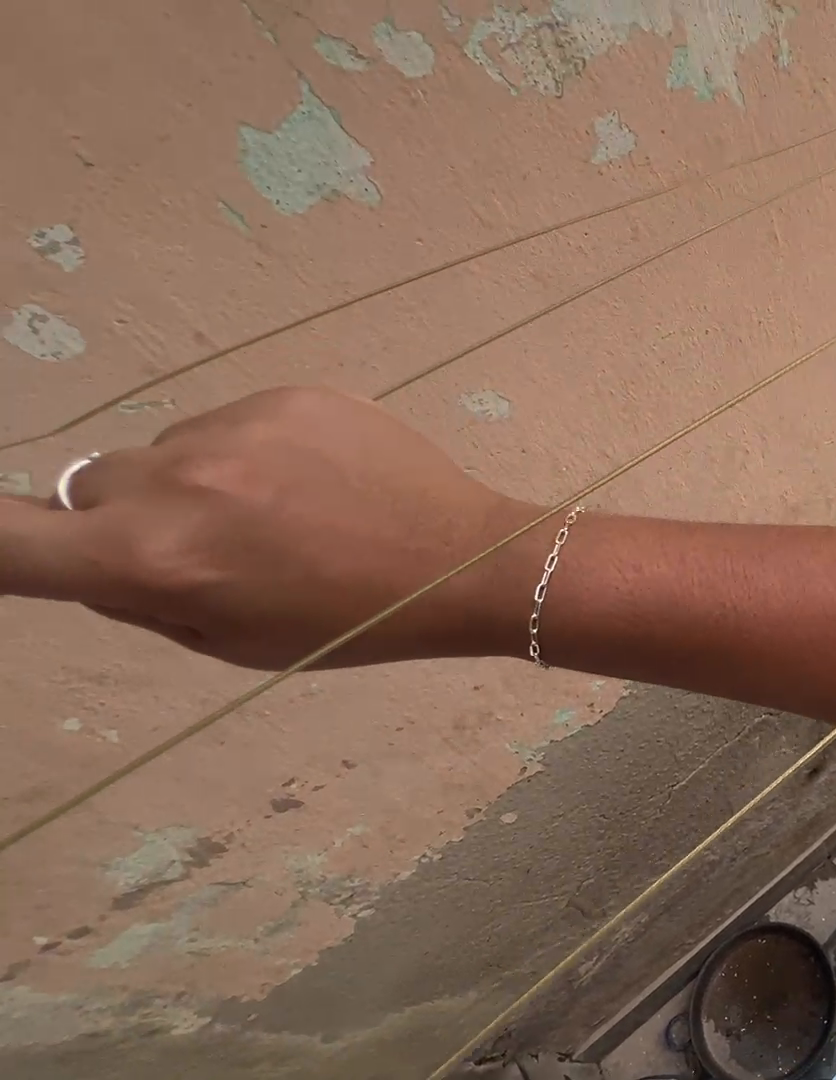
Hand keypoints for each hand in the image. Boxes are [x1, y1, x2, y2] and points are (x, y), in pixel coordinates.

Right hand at [0, 387, 528, 668]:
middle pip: (92, 488)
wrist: (469, 561)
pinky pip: (238, 422)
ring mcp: (239, 428)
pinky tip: (326, 480)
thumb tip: (82, 550)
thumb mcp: (232, 639)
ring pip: (171, 451)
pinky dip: (262, 448)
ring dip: (204, 479)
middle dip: (133, 517)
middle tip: (227, 542)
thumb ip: (138, 594)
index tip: (21, 544)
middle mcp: (177, 482)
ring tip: (295, 511)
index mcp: (149, 559)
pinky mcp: (295, 396)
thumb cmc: (356, 618)